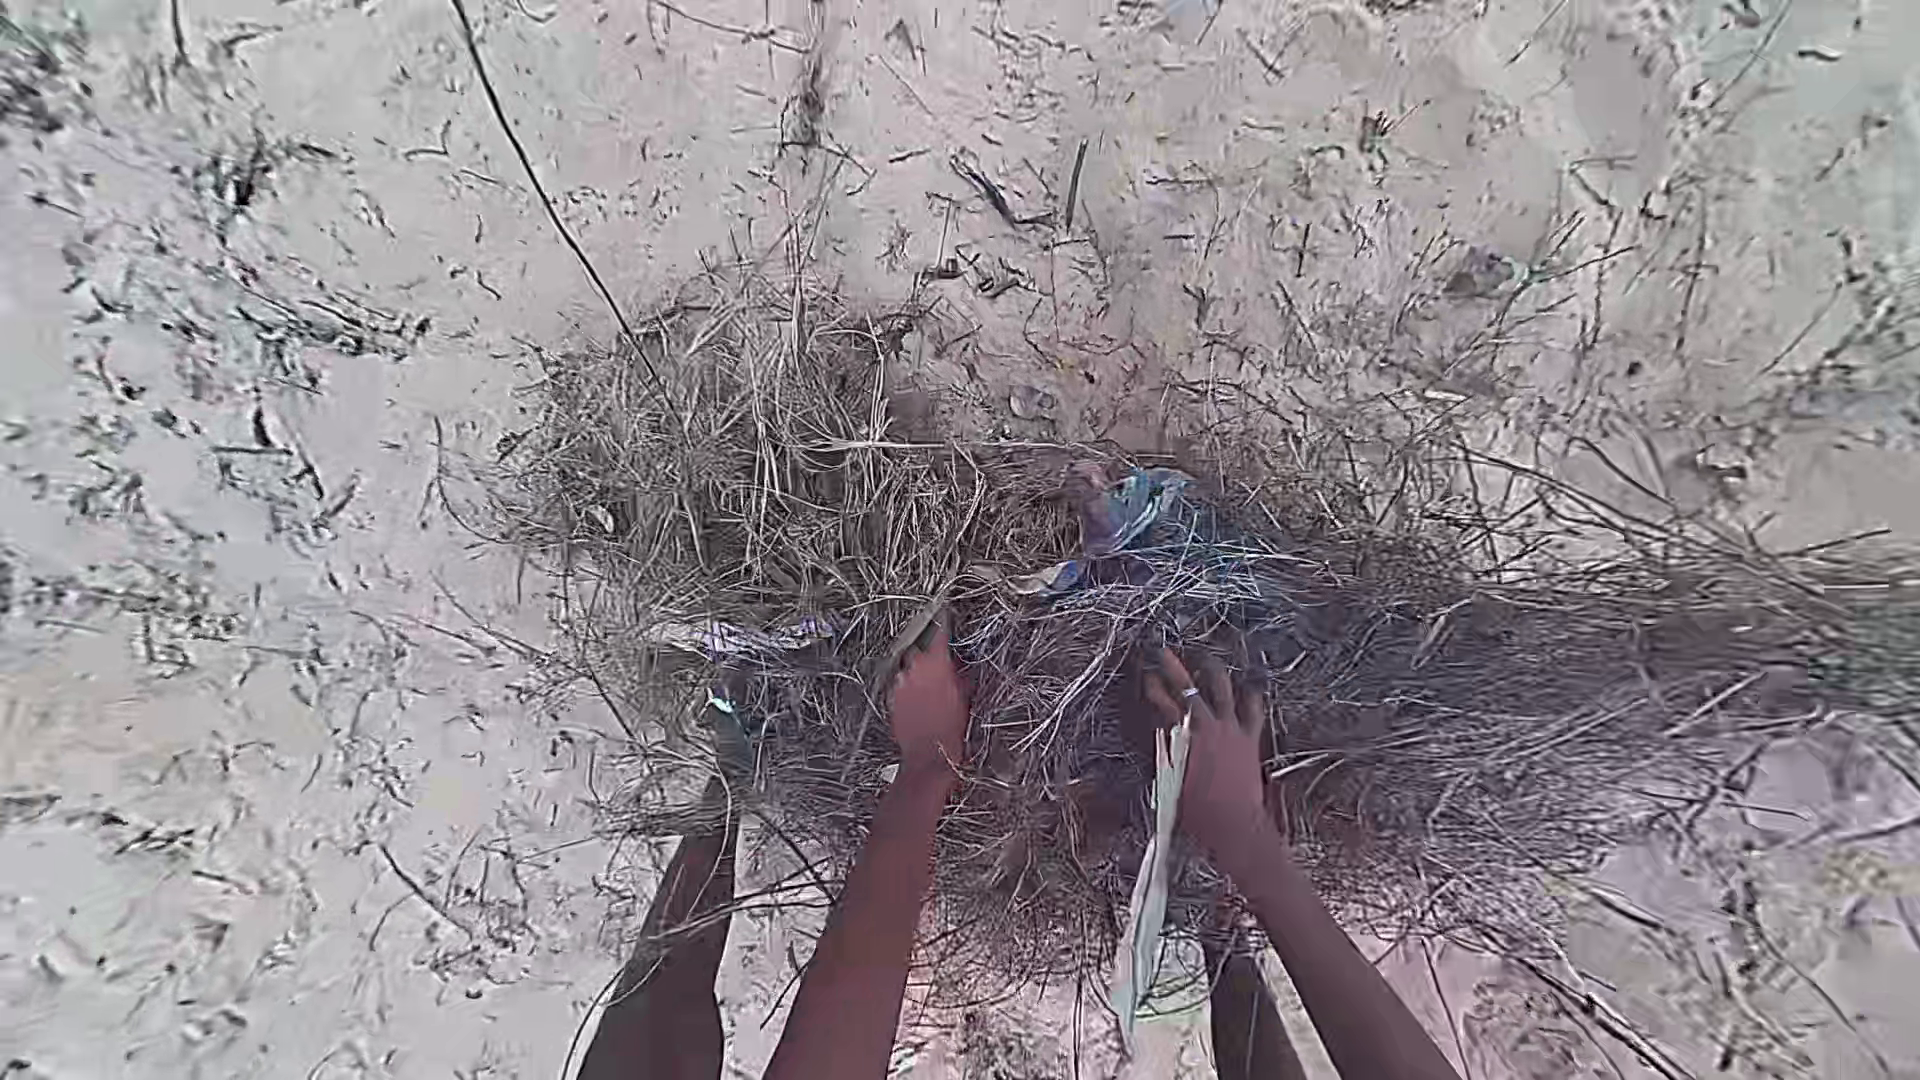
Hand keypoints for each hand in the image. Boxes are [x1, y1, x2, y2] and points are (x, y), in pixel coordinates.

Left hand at [888, 617, 968, 772]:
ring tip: (932, 689)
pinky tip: (920, 700)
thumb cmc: (951, 728)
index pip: (940, 635)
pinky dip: (910, 687)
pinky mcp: (892, 698)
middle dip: (931, 657)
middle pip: (922, 651)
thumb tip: (963, 664)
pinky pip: (902, 684)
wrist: (929, 756)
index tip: (946, 614)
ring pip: (910, 668)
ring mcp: (900, 683)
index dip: (944, 624)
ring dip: (919, 673)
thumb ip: (962, 675)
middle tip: (945, 668)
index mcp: (936, 665)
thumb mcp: (965, 697)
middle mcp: (914, 669)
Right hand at [1145, 647, 1272, 857]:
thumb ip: (1166, 748)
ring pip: (1222, 689)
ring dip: (1212, 672)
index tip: (1147, 677)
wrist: (1234, 824)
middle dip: (1174, 667)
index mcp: (1184, 735)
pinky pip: (1252, 711)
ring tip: (1206, 659)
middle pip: (1188, 688)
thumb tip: (1163, 728)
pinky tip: (1249, 686)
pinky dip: (1250, 696)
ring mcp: (1231, 729)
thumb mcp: (1171, 776)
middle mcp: (1207, 725)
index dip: (1153, 688)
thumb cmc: (1198, 807)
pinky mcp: (1248, 738)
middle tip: (1165, 653)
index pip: (1163, 702)